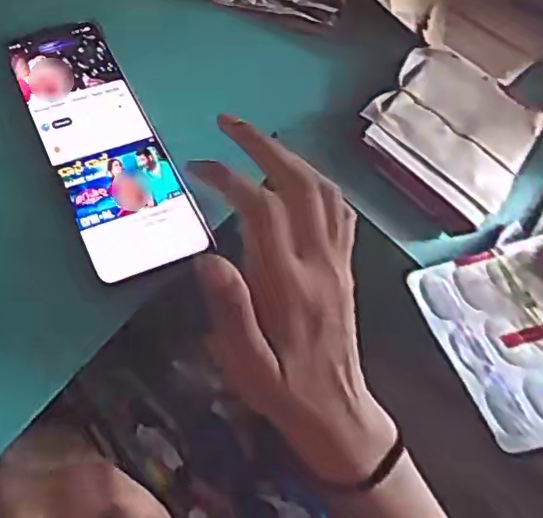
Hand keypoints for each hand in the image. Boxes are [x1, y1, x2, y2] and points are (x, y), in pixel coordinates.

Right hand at [189, 115, 397, 485]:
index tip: (198, 166)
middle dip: (262, 145)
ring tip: (253, 138)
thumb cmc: (282, 388)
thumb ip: (229, 311)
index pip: (264, 209)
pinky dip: (312, 178)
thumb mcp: (245, 364)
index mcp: (290, 283)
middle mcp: (319, 263)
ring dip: (288, 155)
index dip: (229, 178)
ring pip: (324, 190)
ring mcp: (337, 260)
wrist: (339, 417)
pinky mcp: (344, 264)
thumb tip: (210, 258)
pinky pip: (337, 207)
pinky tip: (290, 172)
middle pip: (301, 185)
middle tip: (228, 123)